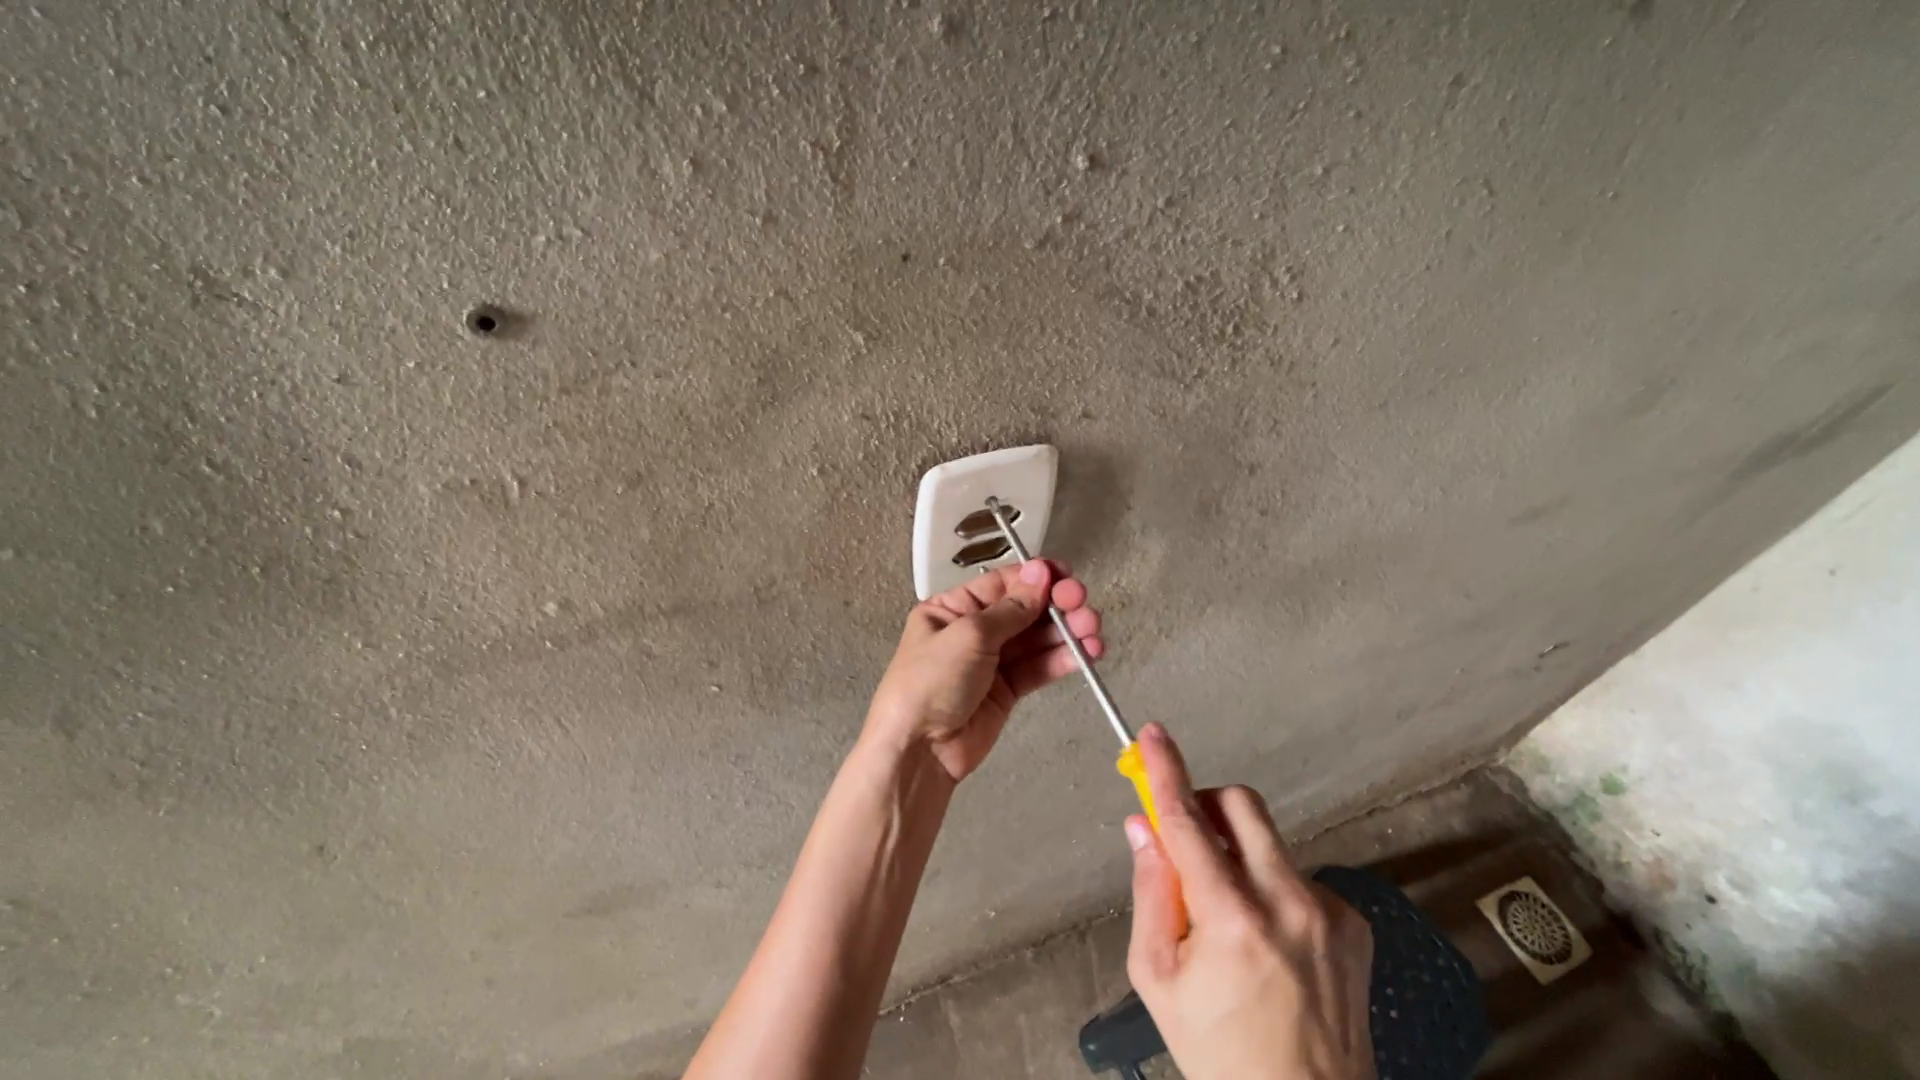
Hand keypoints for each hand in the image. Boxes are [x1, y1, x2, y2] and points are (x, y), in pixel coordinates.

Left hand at [865, 560, 1102, 780]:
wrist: (919, 750)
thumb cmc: (928, 684)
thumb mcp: (968, 635)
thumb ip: (1010, 609)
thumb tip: (1039, 574)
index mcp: (951, 609)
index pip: (1000, 584)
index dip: (1034, 578)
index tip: (1065, 575)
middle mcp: (972, 632)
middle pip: (1023, 610)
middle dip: (1055, 604)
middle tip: (1081, 602)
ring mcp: (991, 663)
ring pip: (1036, 640)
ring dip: (1066, 632)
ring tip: (1092, 630)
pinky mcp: (1007, 692)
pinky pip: (1038, 668)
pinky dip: (1062, 660)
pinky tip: (1085, 653)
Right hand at [1124, 724, 1375, 1079]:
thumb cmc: (1220, 1053)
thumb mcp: (1157, 978)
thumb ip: (1150, 892)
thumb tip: (1143, 829)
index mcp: (1232, 921)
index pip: (1188, 823)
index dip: (1165, 771)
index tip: (1152, 735)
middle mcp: (1289, 905)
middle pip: (1243, 805)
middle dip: (1207, 801)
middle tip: (1186, 831)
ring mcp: (1329, 911)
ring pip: (1270, 843)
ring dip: (1238, 855)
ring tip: (1228, 918)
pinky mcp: (1353, 923)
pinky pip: (1299, 878)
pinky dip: (1272, 889)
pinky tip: (1268, 941)